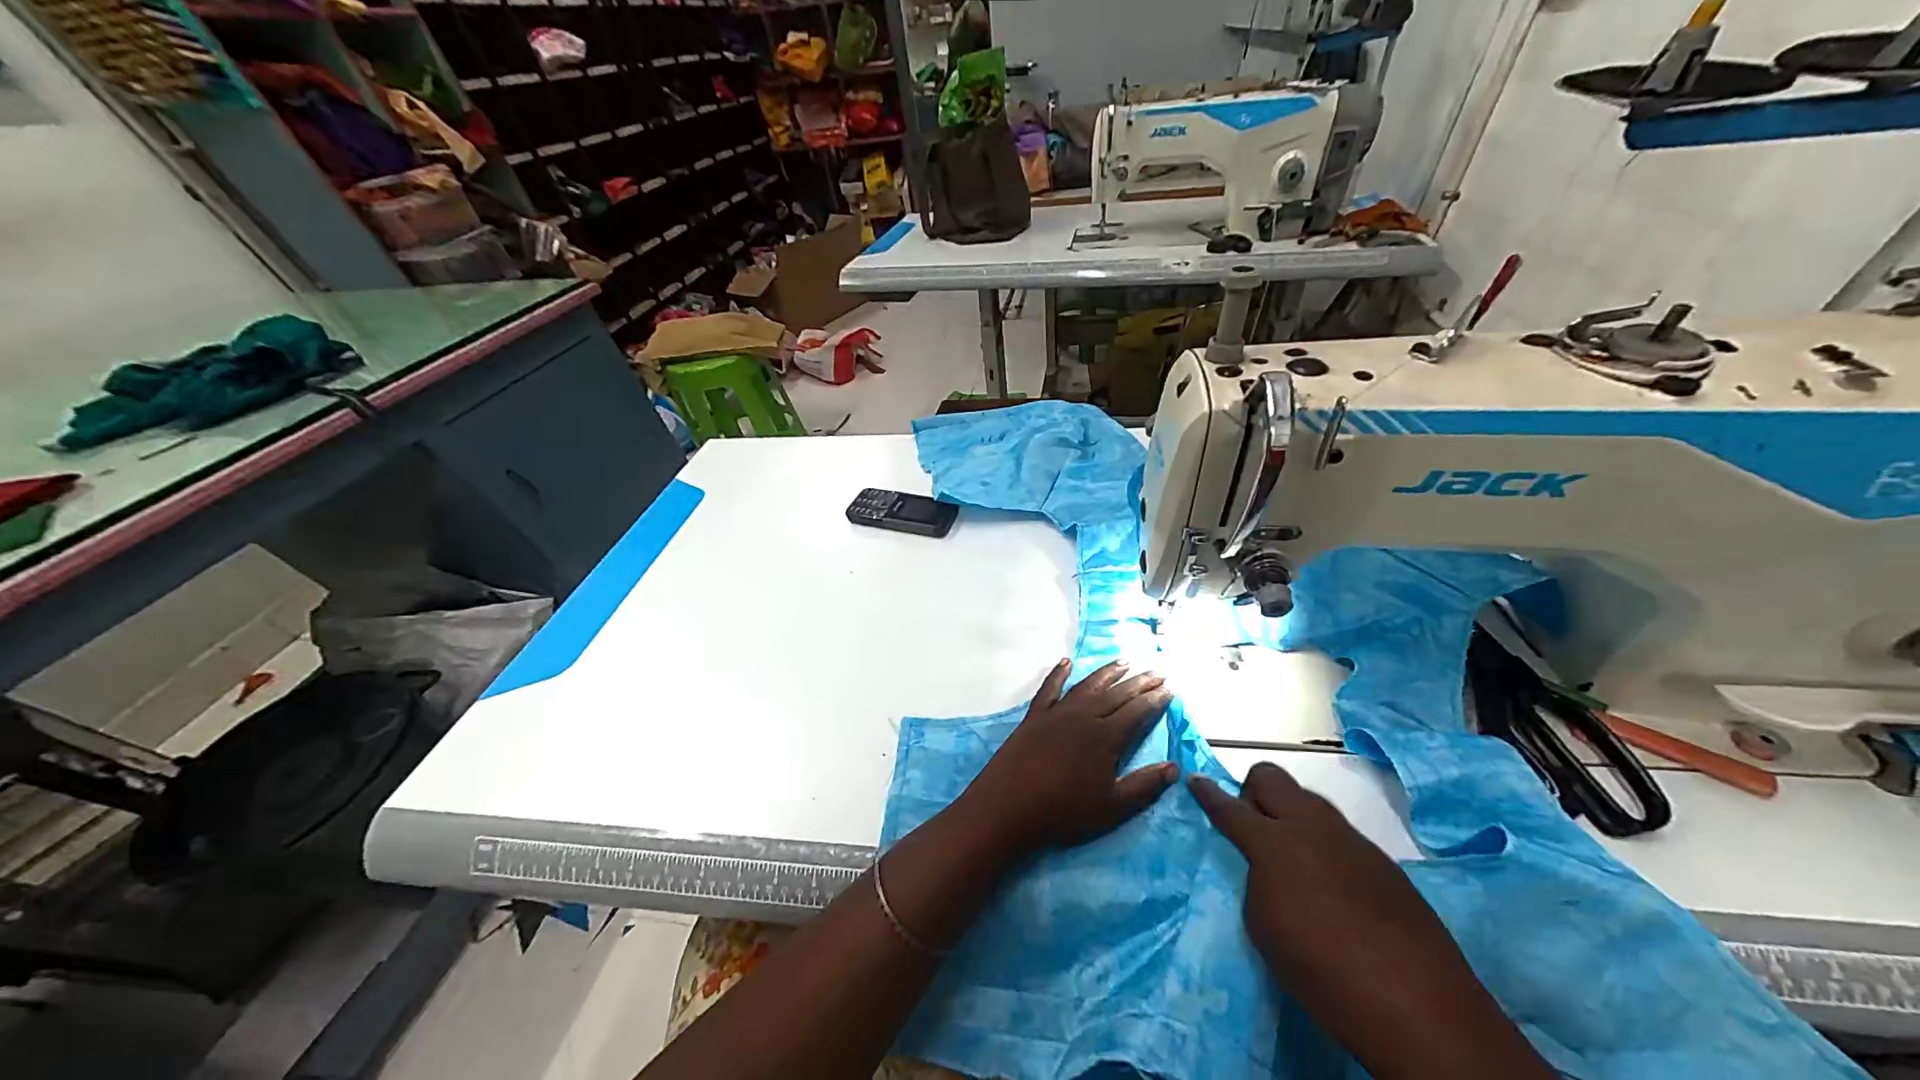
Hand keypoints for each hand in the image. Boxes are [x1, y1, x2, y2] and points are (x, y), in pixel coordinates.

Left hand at [955, 659, 1176, 858]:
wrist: (1008, 807)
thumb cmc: (1063, 812)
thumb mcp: (1111, 808)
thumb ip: (1144, 786)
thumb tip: (1174, 767)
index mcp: (1105, 738)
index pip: (1136, 712)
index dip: (1154, 700)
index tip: (1169, 690)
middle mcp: (1082, 717)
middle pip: (1116, 694)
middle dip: (1138, 682)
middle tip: (1156, 672)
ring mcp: (1056, 714)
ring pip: (1087, 686)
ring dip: (1107, 673)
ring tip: (1124, 662)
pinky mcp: (1033, 717)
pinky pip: (1049, 689)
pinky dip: (1058, 674)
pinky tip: (1066, 662)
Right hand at [1190, 764, 1553, 1079]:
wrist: (1419, 1007)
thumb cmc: (1321, 972)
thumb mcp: (1264, 926)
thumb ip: (1256, 879)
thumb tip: (1264, 862)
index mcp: (1274, 843)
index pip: (1229, 806)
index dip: (1207, 793)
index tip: (1195, 781)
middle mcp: (1312, 827)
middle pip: (1272, 778)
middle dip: (1252, 791)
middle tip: (1251, 825)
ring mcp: (1352, 840)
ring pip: (1309, 801)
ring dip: (1291, 815)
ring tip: (1292, 858)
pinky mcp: (1384, 861)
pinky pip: (1339, 834)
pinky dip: (1323, 844)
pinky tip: (1332, 886)